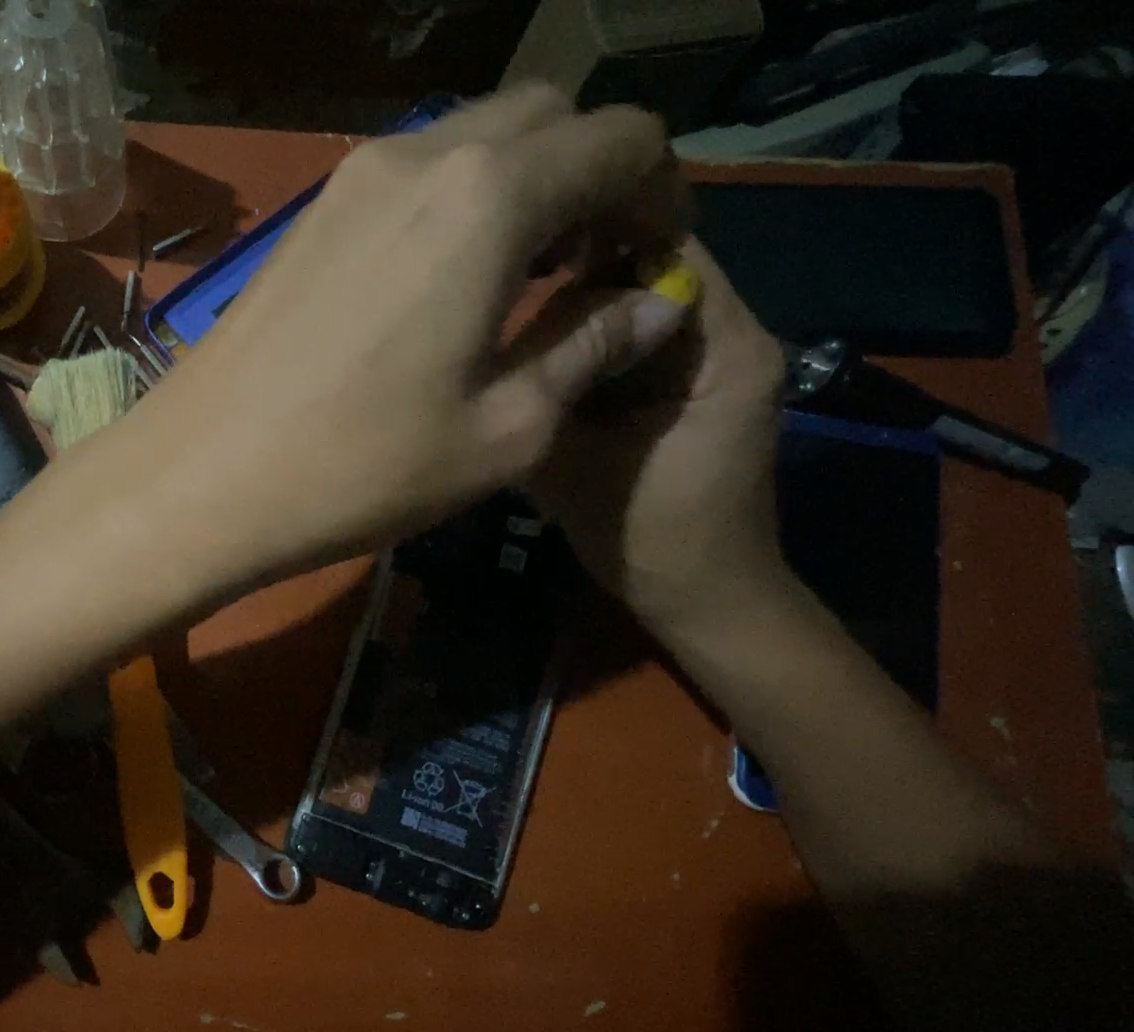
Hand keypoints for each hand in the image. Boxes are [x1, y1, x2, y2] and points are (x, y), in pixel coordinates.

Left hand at [113, 86, 690, 587]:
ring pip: (470, 139)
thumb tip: (648, 305)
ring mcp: (350, 181)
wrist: (199, 478)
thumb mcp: (503, 431)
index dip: (661, 194)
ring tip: (521, 278)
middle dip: (591, 175)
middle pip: (545, 118)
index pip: (622, 141)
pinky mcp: (308, 216)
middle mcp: (419, 156)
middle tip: (587, 265)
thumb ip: (588, 348)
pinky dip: (454, 203)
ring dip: (519, 185)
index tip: (651, 263)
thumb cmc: (357, 468)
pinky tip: (444, 283)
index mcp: (488, 196)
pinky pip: (409, 177)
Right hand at [525, 239, 788, 631]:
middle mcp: (730, 340)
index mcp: (726, 347)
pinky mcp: (685, 393)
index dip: (595, 239)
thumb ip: (545, 391)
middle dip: (579, 281)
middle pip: (651, 276)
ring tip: (511, 326)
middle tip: (504, 296)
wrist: (702, 602)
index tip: (519, 249)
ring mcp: (709, 367)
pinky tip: (538, 363)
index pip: (668, 251)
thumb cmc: (651, 537)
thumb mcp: (577, 463)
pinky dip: (588, 350)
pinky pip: (632, 349)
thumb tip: (492, 336)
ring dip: (578, 319)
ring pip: (635, 312)